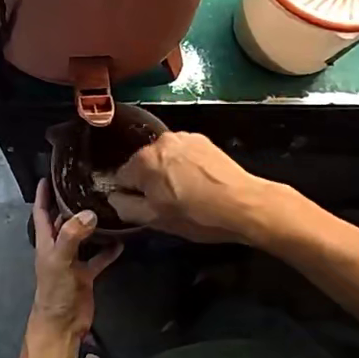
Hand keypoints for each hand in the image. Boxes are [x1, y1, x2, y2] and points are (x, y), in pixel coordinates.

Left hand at [28, 181, 121, 342]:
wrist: (63, 325)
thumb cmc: (55, 291)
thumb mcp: (60, 260)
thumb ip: (72, 236)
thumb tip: (90, 213)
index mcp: (46, 242)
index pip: (42, 213)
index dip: (42, 195)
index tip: (47, 176)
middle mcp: (59, 247)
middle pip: (64, 220)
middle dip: (71, 203)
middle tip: (88, 184)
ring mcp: (73, 261)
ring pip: (83, 236)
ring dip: (93, 224)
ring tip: (108, 205)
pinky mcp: (87, 274)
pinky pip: (99, 257)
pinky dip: (109, 248)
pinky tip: (122, 239)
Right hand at [109, 132, 270, 242]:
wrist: (244, 204)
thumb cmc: (198, 216)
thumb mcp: (156, 220)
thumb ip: (126, 207)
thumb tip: (114, 197)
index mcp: (143, 161)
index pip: (121, 177)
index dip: (131, 194)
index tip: (147, 206)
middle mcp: (160, 142)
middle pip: (144, 165)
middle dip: (151, 182)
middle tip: (169, 203)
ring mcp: (183, 137)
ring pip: (164, 158)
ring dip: (169, 172)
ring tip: (188, 193)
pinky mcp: (202, 140)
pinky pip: (183, 153)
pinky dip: (186, 165)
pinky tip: (200, 183)